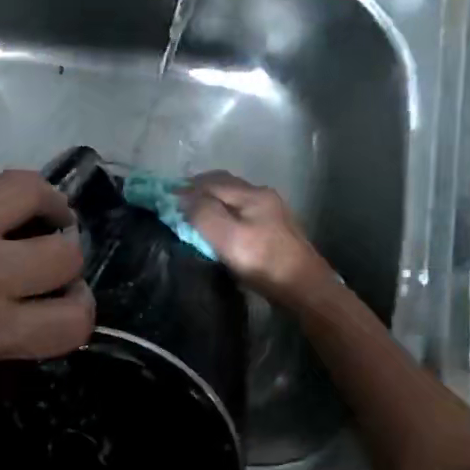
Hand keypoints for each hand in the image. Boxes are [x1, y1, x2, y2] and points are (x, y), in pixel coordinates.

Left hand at [0, 171, 95, 410]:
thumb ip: (13, 334)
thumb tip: (47, 306)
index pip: (72, 321)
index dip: (79, 314)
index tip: (64, 310)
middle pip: (67, 257)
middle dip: (69, 267)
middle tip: (51, 270)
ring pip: (43, 198)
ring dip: (56, 215)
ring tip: (49, 225)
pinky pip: (6, 183)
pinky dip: (27, 195)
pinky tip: (19, 210)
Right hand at [179, 172, 334, 304]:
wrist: (305, 288)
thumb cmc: (263, 262)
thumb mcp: (227, 237)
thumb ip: (203, 213)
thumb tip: (184, 196)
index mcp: (251, 193)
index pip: (211, 182)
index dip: (186, 187)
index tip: (165, 197)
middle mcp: (263, 195)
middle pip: (224, 184)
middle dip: (199, 189)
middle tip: (176, 203)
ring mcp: (271, 212)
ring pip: (234, 198)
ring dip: (212, 201)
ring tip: (193, 215)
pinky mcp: (275, 230)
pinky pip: (242, 212)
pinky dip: (225, 213)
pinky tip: (219, 227)